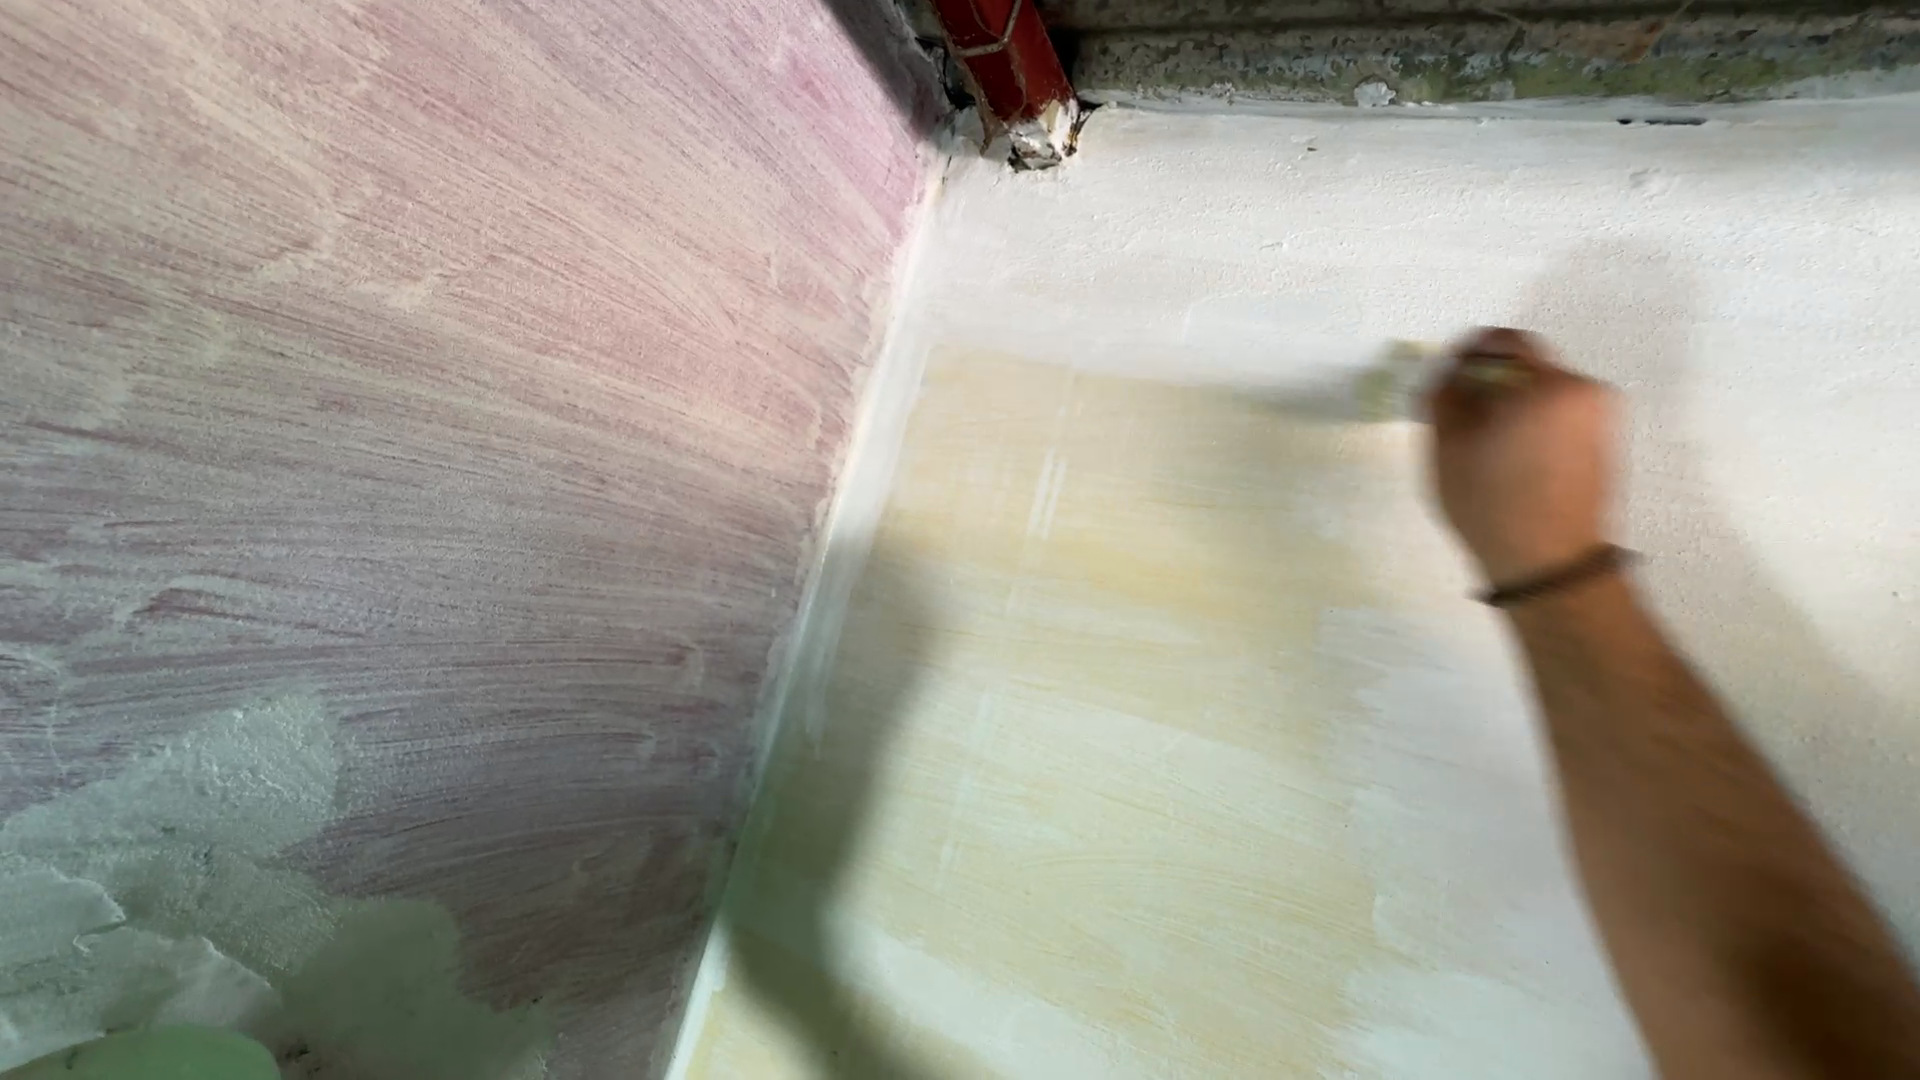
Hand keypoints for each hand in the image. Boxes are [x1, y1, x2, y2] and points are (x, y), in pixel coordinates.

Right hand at [1427, 327, 1617, 585]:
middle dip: (1488, 383)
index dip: (1469, 352)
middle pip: (1525, 367)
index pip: (1505, 342)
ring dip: (1508, 405)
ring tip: (1479, 443)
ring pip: (1541, 393)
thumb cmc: (1489, 501)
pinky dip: (1529, 423)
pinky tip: (1507, 458)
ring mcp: (1601, 417)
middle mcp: (1585, 390)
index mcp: (1548, 385)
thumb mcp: (1447, 446)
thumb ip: (1444, 395)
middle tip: (1456, 416)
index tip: (1445, 378)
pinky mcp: (1604, 442)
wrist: (1547, 560)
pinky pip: (1557, 415)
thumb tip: (1450, 372)